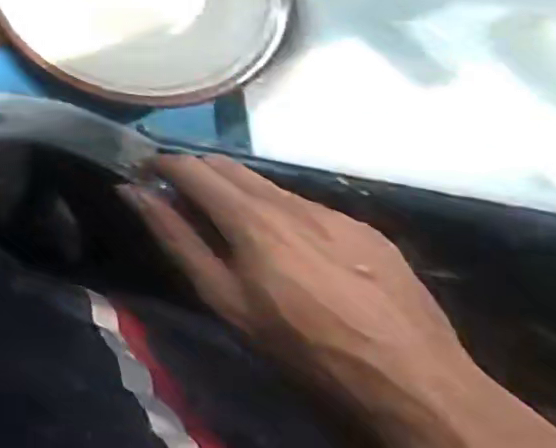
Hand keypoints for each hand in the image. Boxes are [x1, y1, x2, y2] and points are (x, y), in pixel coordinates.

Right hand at [120, 155, 555, 447]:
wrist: (423, 391)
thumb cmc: (305, 349)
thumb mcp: (225, 300)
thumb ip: (175, 238)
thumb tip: (132, 190)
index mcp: (250, 217)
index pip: (190, 166)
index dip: (160, 164)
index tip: (144, 176)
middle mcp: (290, 202)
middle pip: (227, 166)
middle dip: (196, 173)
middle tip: (182, 201)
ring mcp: (334, 215)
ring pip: (268, 185)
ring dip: (239, 194)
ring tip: (237, 229)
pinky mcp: (368, 232)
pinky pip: (308, 208)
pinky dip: (282, 215)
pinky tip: (293, 253)